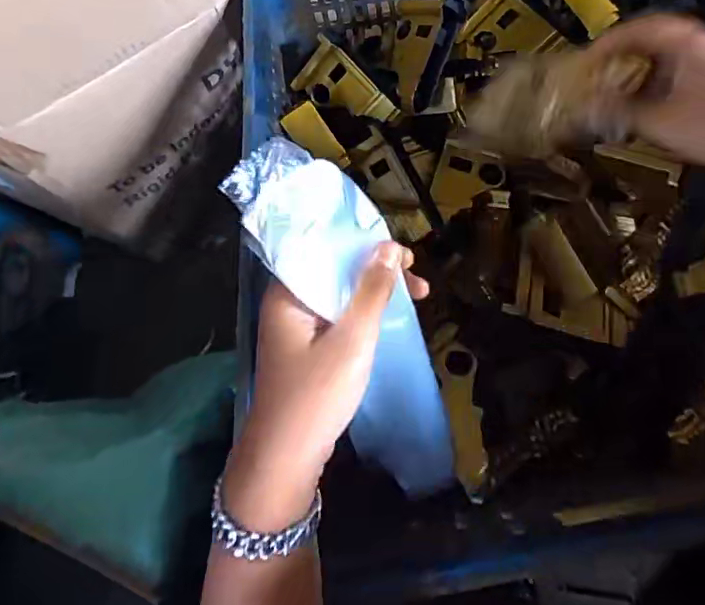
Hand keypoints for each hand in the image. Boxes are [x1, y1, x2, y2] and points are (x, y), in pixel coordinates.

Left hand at [220, 242, 428, 531]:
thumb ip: (371, 291)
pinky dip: (362, 315)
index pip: (327, 250)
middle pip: (335, 271)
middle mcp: (287, 302)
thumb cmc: (316, 394)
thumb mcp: (352, 340)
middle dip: (377, 271)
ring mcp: (295, 327)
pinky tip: (388, 319)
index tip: (405, 254)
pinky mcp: (305, 348)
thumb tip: (389, 247)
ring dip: (374, 293)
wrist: (285, 460)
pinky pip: (336, 317)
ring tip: (415, 297)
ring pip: (339, 295)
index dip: (366, 245)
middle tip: (418, 282)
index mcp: (287, 292)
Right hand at [593, 13, 704, 181]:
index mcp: (691, 44)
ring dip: (643, 57)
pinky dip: (662, 68)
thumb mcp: (661, 123)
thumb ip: (620, 111)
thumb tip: (587, 106)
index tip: (587, 60)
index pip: (638, 29)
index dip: (607, 43)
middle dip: (624, 47)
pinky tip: (652, 90)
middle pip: (656, 31)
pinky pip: (687, 58)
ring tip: (620, 77)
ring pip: (672, 45)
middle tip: (600, 64)